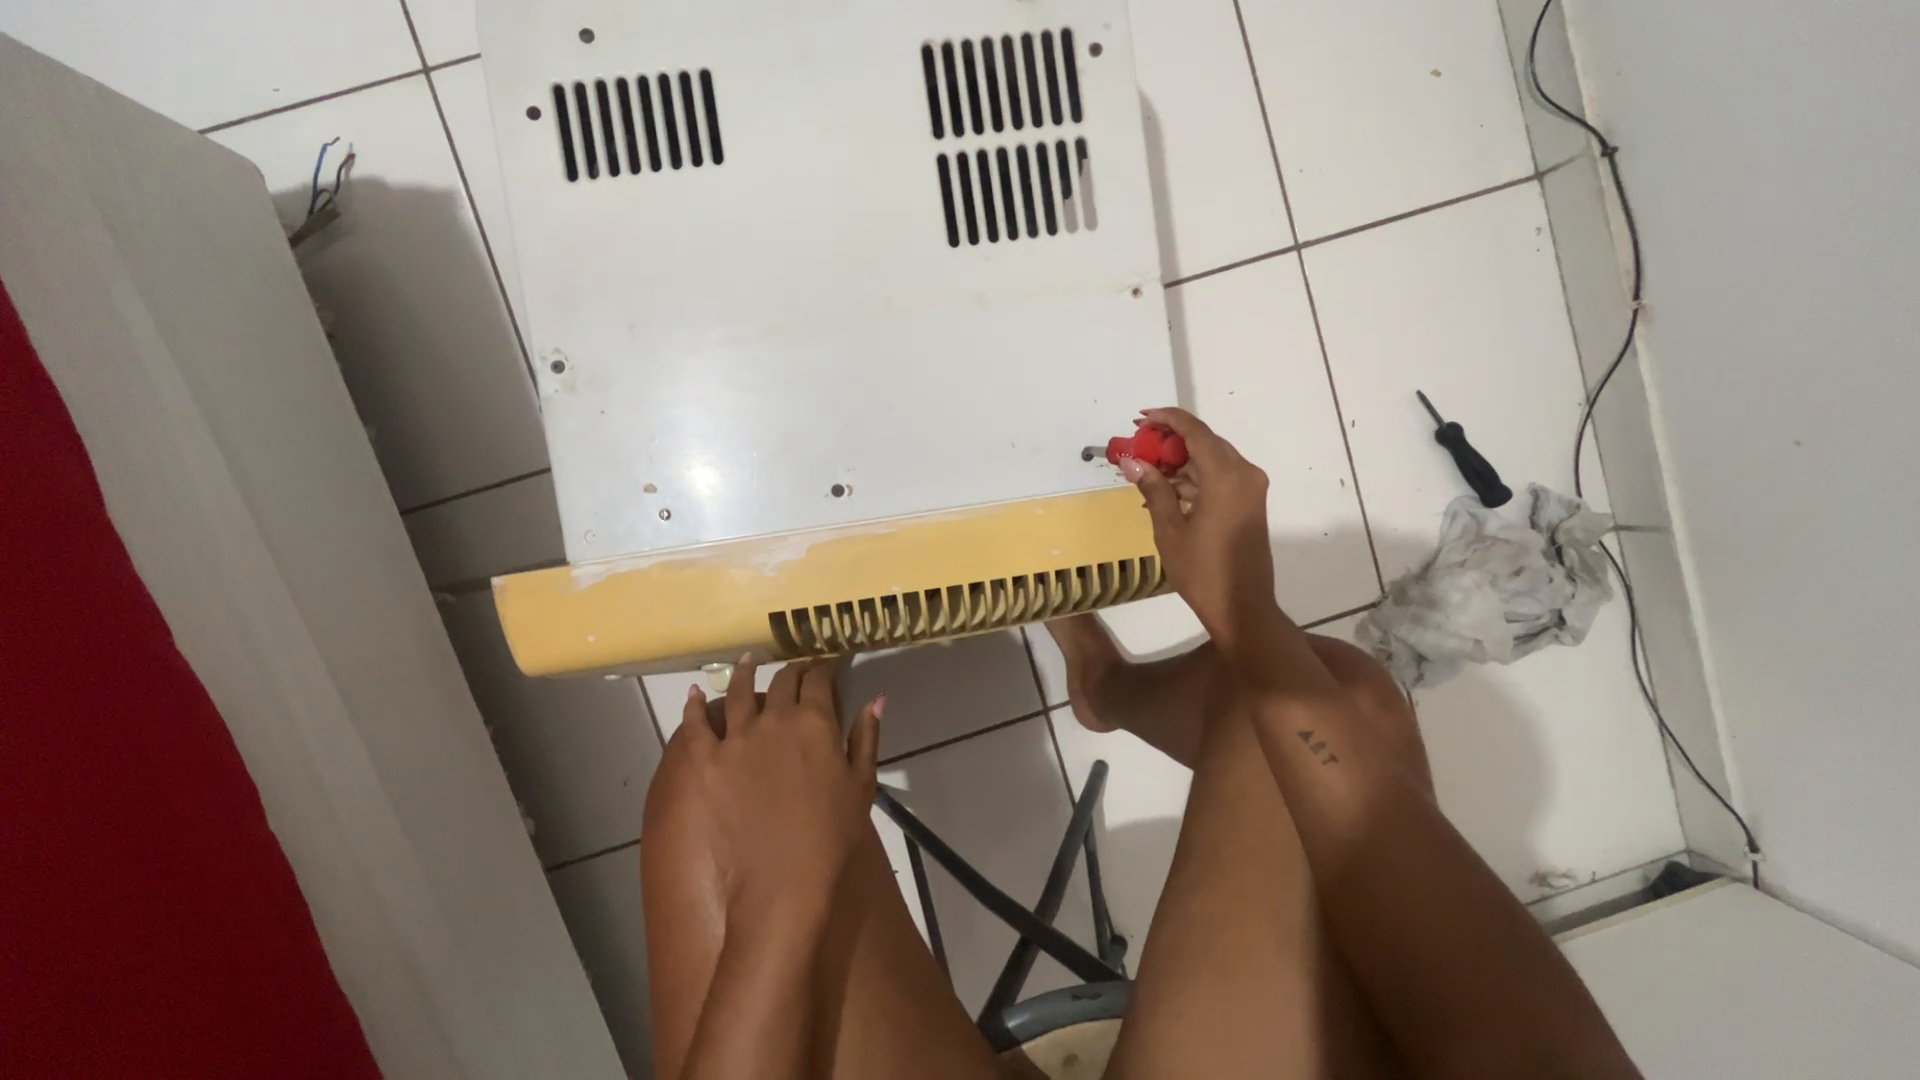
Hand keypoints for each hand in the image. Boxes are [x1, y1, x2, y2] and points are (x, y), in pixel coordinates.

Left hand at [681, 657, 882, 925]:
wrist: (782, 881)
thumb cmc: (831, 836)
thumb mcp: (862, 784)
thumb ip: (866, 737)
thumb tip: (876, 699)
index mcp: (815, 722)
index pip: (818, 680)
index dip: (824, 667)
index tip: (828, 663)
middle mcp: (774, 719)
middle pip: (781, 682)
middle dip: (791, 670)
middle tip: (796, 668)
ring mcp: (736, 739)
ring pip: (736, 692)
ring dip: (744, 673)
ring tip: (747, 661)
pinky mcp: (706, 762)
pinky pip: (695, 726)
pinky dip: (692, 706)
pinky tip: (692, 692)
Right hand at [1120, 408, 1284, 657]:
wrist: (1242, 607)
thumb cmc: (1202, 571)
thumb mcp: (1169, 529)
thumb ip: (1153, 489)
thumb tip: (1132, 461)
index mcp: (1226, 476)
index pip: (1195, 431)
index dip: (1167, 419)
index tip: (1140, 419)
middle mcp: (1244, 474)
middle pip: (1204, 442)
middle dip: (1170, 441)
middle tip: (1137, 447)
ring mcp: (1250, 489)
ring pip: (1211, 460)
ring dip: (1180, 462)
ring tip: (1145, 472)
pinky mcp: (1249, 503)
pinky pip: (1219, 478)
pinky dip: (1193, 479)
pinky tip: (1165, 491)